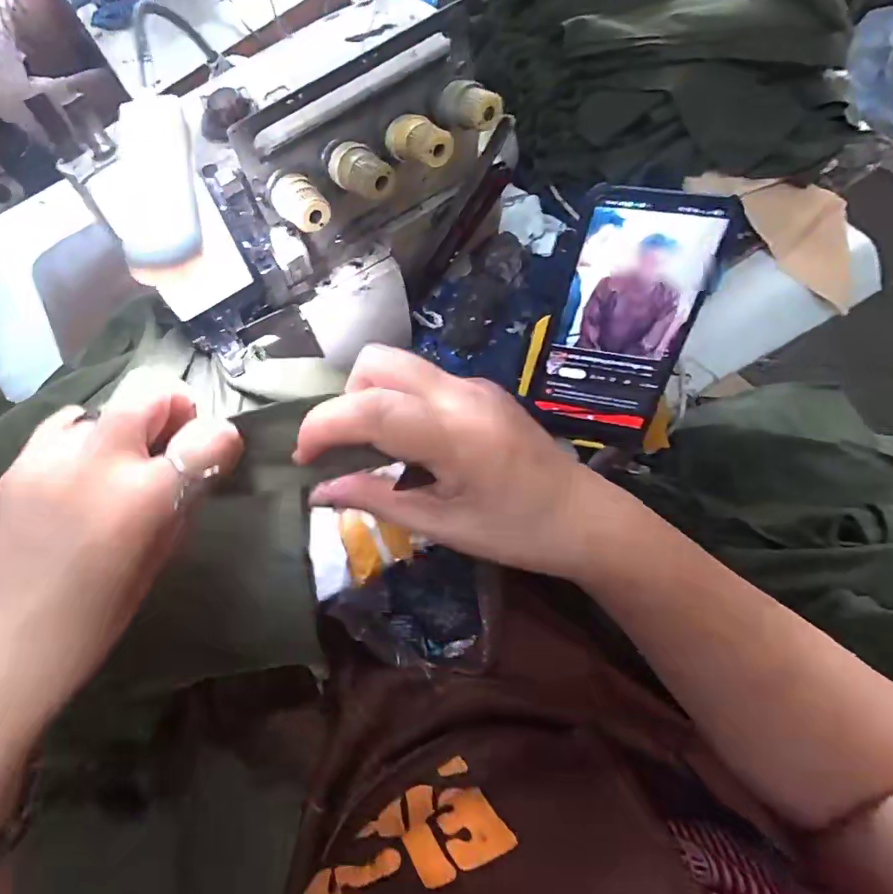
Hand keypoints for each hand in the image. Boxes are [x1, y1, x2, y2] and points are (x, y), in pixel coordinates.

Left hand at [0, 375, 243, 750]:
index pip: (204, 437)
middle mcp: (95, 462)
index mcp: (139, 499)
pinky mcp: (16, 462)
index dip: (219, 440)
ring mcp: (48, 456)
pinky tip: (78, 473)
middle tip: (173, 439)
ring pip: (104, 408)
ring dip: (125, 425)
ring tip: (119, 463)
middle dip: (171, 407)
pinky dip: (84, 438)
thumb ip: (177, 508)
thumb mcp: (150, 570)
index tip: (218, 450)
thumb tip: (196, 468)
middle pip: (148, 394)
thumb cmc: (86, 629)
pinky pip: (64, 428)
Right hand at [294, 345, 626, 578]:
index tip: (303, 457)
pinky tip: (408, 444)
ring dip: (367, 396)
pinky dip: (394, 400)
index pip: (368, 407)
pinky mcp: (478, 388)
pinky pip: (418, 379)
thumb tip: (316, 492)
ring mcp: (471, 385)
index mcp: (452, 432)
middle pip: (376, 362)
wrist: (590, 519)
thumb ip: (373, 499)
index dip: (323, 425)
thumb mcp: (440, 525)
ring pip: (396, 364)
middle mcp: (459, 393)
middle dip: (344, 400)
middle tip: (345, 447)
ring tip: (373, 446)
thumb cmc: (516, 531)